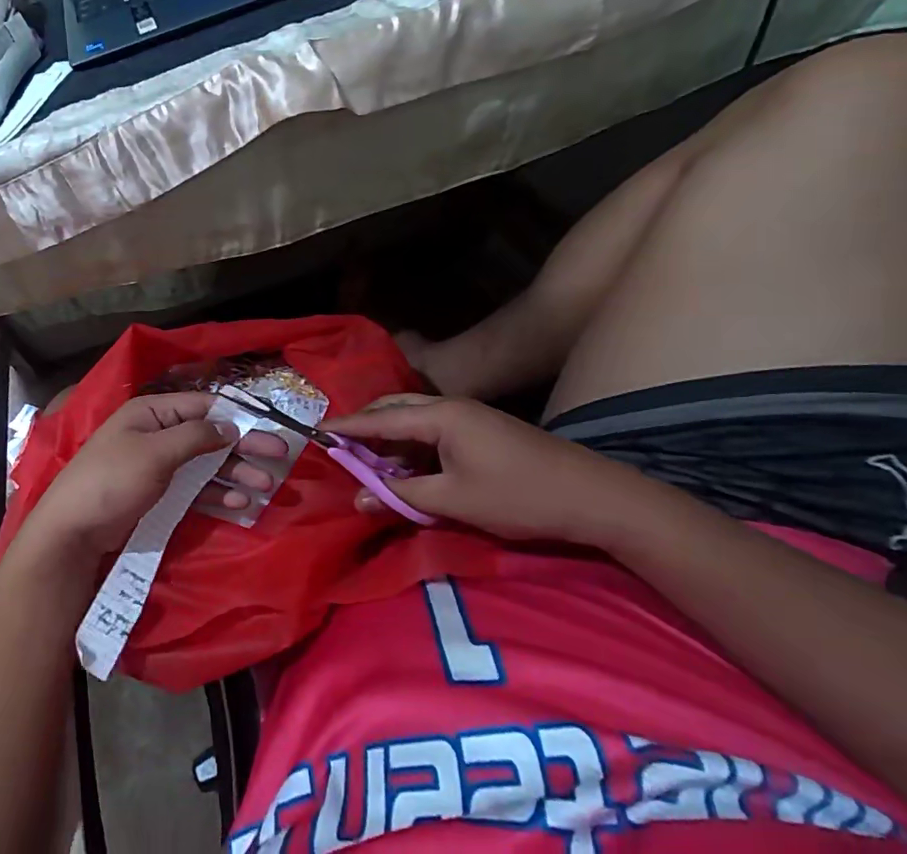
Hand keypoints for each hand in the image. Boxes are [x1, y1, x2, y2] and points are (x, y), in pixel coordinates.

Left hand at [17, 392, 288, 563]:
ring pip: (207, 464)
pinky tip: (240, 503)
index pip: (203, 406)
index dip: (237, 416)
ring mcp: (160, 466)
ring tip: (266, 486)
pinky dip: (218, 494)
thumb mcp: (155, 453)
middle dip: (245, 447)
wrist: (71, 534)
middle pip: (211, 436)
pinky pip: (196, 489)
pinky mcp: (160, 495)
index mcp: (152, 413)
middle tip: (280, 456)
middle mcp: (159, 434)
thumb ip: (196, 436)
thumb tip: (230, 427)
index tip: (267, 428)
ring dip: (237, 473)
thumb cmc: (111, 482)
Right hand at [323, 394, 623, 544]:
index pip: (381, 417)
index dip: (348, 426)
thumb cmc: (517, 495)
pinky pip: (435, 430)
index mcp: (441, 415)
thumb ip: (402, 494)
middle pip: (398, 409)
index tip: (317, 431)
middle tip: (340, 445)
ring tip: (367, 459)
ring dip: (391, 437)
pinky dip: (414, 445)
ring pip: (417, 419)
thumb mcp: (453, 499)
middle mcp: (452, 406)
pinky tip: (408, 466)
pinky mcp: (483, 431)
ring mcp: (471, 417)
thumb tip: (359, 496)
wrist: (588, 493)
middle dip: (368, 426)